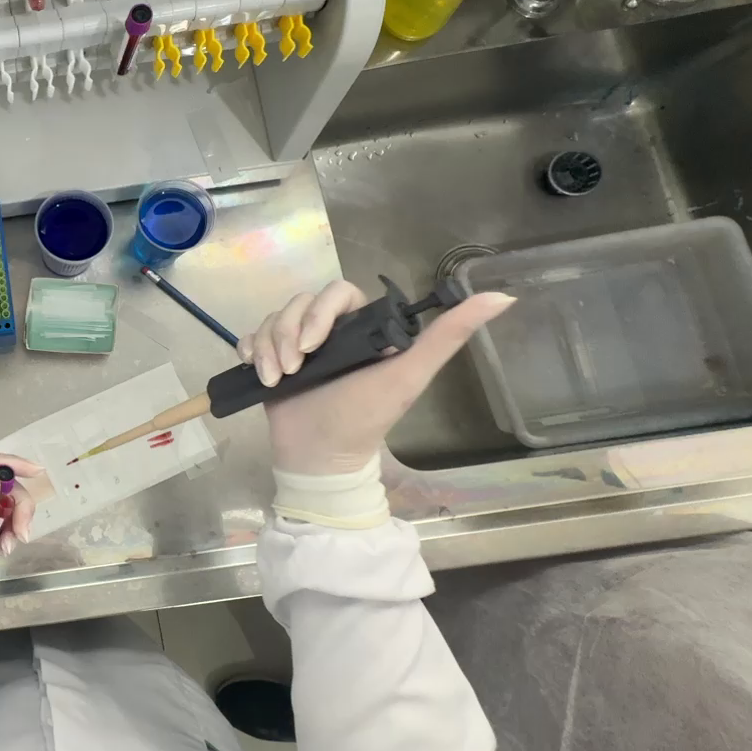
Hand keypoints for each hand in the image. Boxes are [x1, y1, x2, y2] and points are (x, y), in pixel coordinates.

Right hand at [239, 280, 514, 475]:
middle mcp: (329, 333)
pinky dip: (249, 351)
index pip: (334, 293)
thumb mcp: (407, 376)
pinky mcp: (270, 360)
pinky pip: (251, 337)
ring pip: (272, 320)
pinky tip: (257, 372)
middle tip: (293, 368)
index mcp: (362, 329)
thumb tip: (502, 297)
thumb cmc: (363, 418)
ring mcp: (296, 346)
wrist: (318, 457)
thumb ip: (448, 337)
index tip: (313, 345)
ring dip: (267, 348)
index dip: (318, 313)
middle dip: (286, 334)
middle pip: (297, 304)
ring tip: (275, 378)